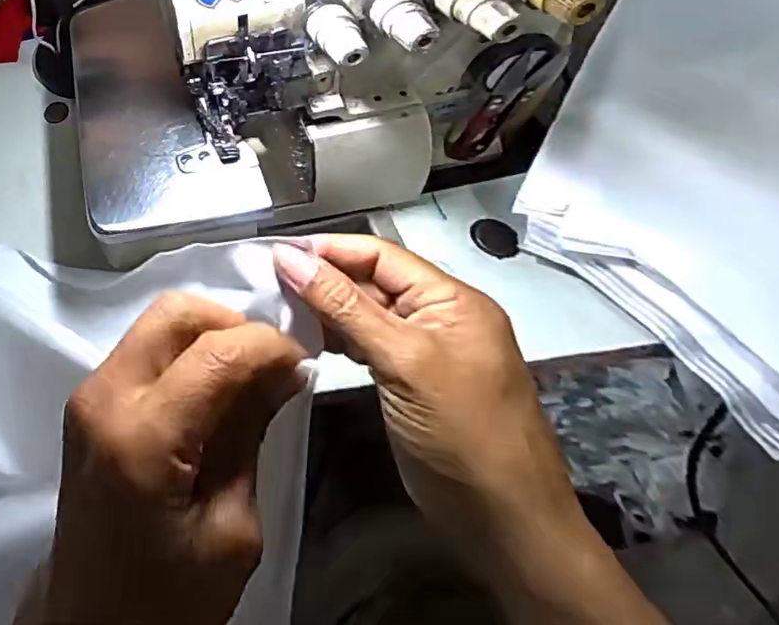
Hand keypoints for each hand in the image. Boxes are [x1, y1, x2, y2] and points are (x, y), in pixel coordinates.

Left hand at [22, 292, 308, 624]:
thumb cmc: (166, 598)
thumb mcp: (232, 528)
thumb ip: (251, 433)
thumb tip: (286, 369)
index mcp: (141, 440)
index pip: (216, 354)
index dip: (268, 346)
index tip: (301, 360)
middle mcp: (106, 398)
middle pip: (176, 312)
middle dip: (233, 323)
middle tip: (268, 362)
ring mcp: (89, 392)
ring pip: (158, 319)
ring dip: (209, 332)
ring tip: (244, 372)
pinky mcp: (88, 397)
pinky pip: (144, 344)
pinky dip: (185, 347)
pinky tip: (211, 383)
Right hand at [274, 236, 666, 624]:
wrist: (509, 527)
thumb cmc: (462, 434)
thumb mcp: (403, 361)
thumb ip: (346, 306)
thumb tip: (291, 257)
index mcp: (450, 297)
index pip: (381, 254)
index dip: (330, 249)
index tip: (279, 252)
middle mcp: (439, 314)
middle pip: (373, 280)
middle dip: (325, 278)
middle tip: (269, 280)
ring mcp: (426, 349)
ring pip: (369, 313)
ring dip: (328, 308)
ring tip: (280, 305)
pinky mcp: (413, 380)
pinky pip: (372, 344)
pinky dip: (341, 338)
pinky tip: (310, 337)